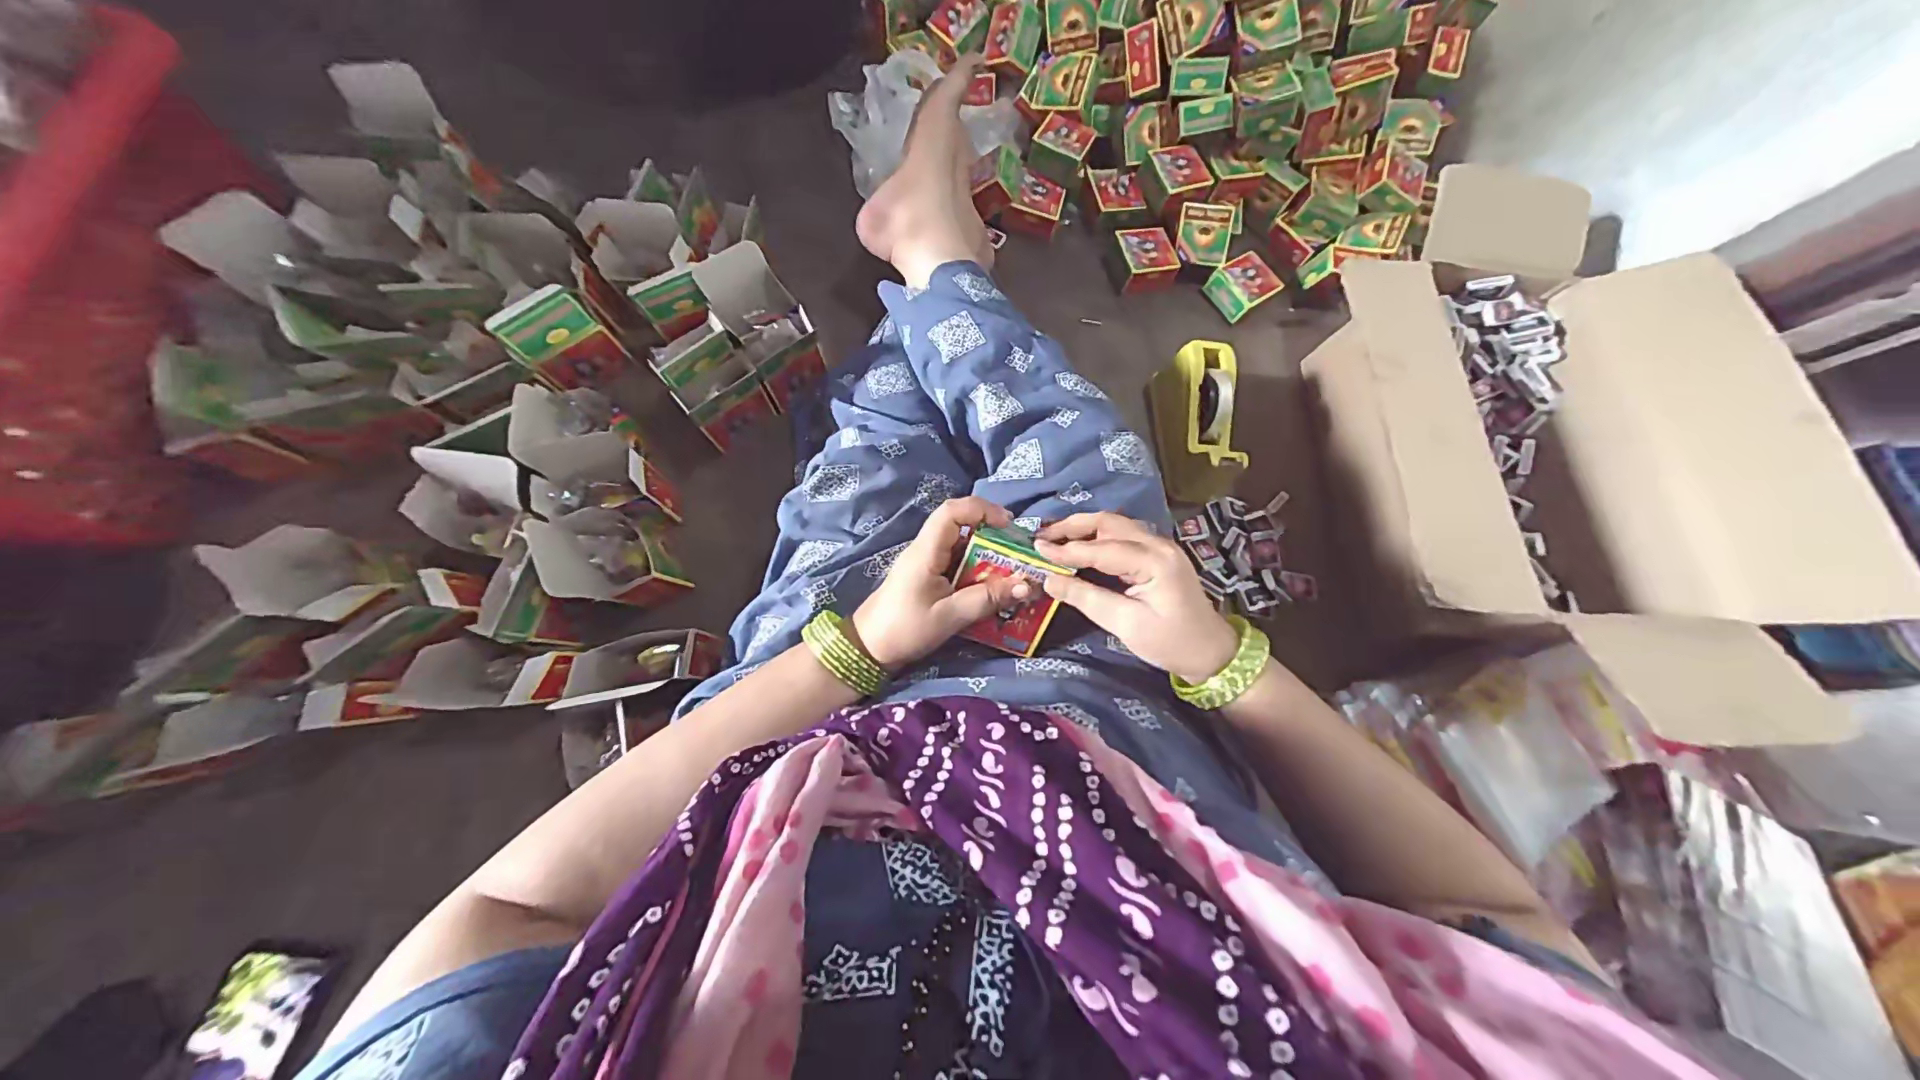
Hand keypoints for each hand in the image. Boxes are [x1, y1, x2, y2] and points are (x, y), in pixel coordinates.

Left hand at [851, 497, 1032, 667]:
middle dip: (993, 535)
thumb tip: (1027, 585)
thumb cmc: (904, 629)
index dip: (983, 510)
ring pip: (961, 546)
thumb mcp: (949, 616)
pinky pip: (957, 563)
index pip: (952, 511)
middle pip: (961, 526)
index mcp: (926, 551)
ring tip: (1012, 572)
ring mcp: (926, 563)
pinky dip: (977, 570)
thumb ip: (987, 599)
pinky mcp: (928, 577)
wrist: (868, 649)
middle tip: (1018, 554)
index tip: (1009, 526)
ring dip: (987, 555)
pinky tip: (992, 588)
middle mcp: (926, 549)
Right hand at [1035, 512, 1240, 684]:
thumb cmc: (1170, 642)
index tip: (1036, 550)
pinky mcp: (1158, 555)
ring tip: (1054, 538)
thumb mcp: (1126, 625)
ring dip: (1084, 528)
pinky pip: (1123, 536)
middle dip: (1072, 527)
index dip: (1066, 549)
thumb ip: (1086, 598)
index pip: (1101, 548)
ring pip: (1115, 525)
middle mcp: (1158, 544)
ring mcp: (1160, 547)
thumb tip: (1050, 580)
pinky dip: (1097, 537)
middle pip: (1108, 523)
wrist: (1211, 653)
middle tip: (1041, 536)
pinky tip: (1080, 546)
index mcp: (1154, 561)